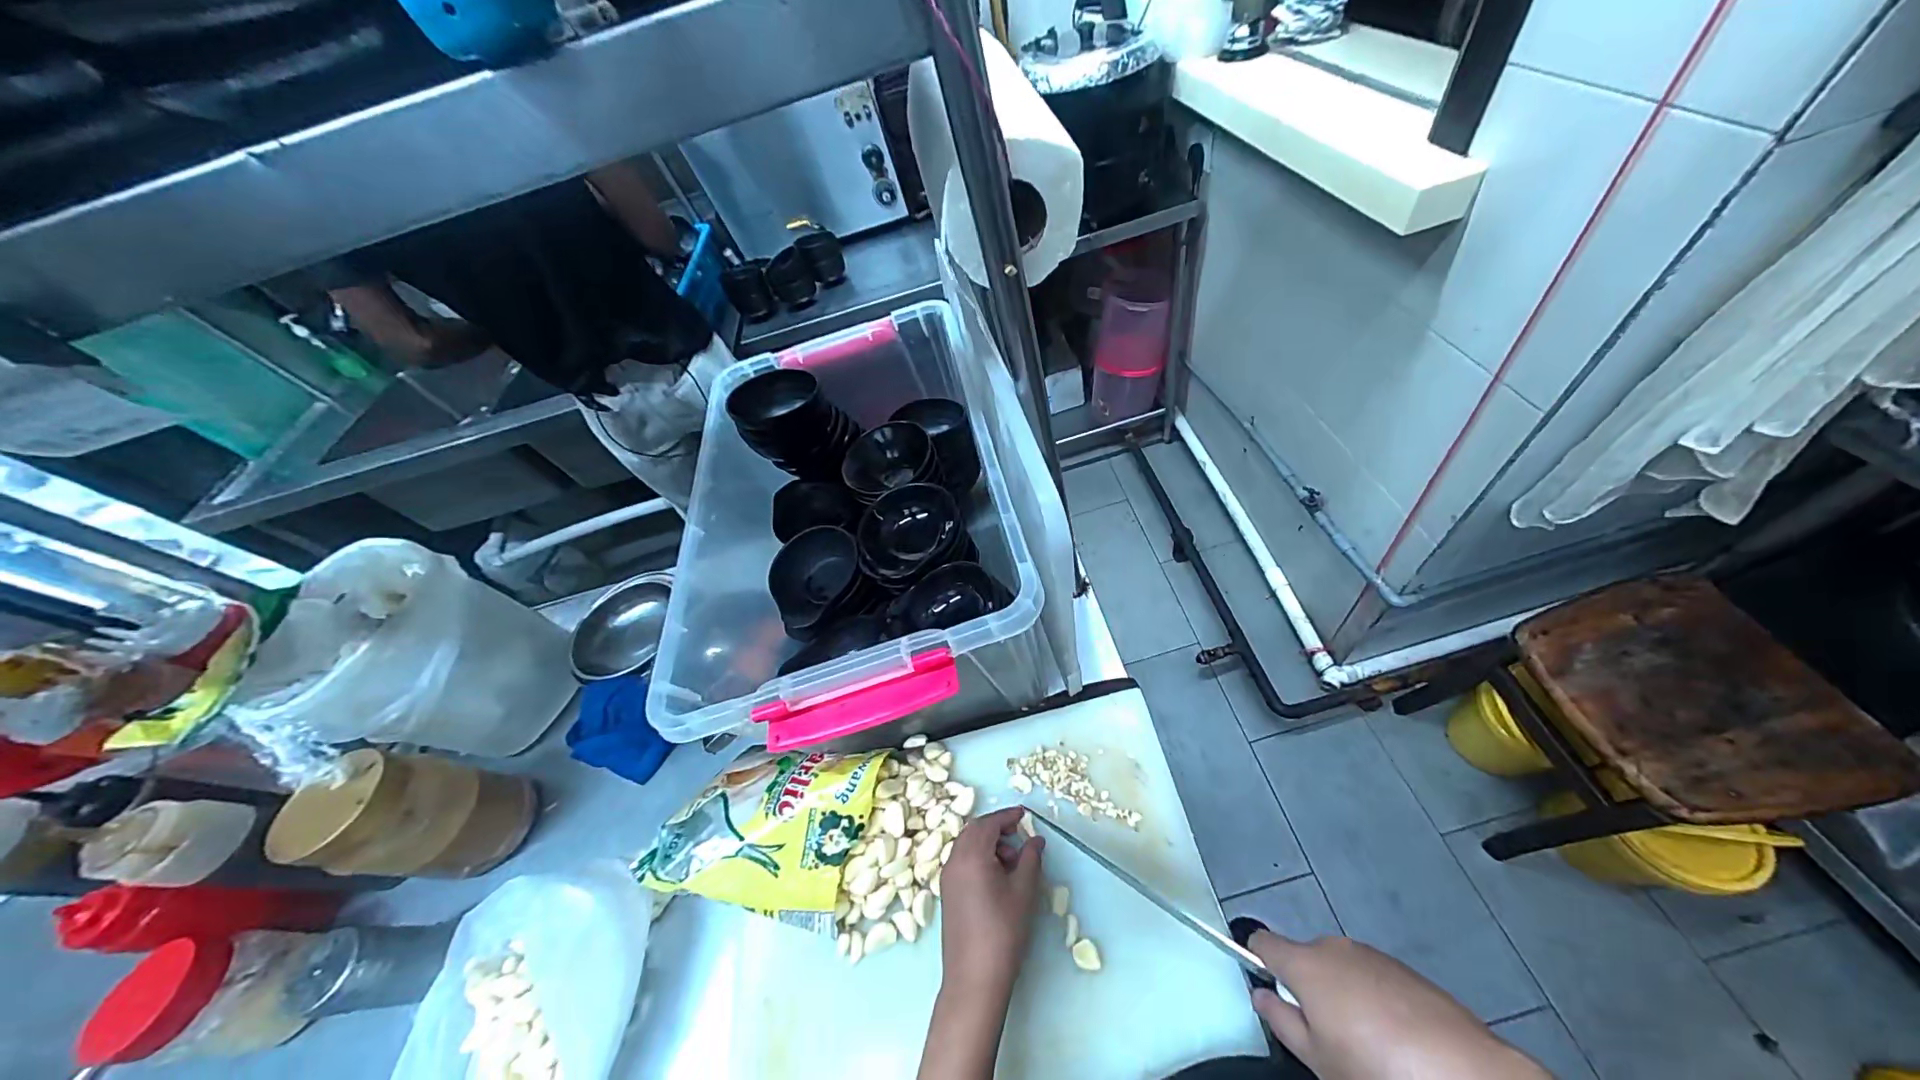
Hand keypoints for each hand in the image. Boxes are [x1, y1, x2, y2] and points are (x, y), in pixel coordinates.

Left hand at [919, 808, 1044, 1079]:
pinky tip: (998, 875)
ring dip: (988, 843)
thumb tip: (1035, 839)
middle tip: (1019, 833)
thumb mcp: (1023, 891)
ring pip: (966, 845)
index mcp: (970, 855)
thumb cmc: (1003, 931)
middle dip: (996, 827)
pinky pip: (962, 861)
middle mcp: (953, 860)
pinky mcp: (947, 892)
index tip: (1024, 814)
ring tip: (1013, 860)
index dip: (1007, 815)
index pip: (988, 823)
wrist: (974, 977)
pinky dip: (979, 857)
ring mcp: (947, 877)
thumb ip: (1030, 858)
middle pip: (973, 830)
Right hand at [1247, 931, 1548, 1079]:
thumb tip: (1263, 996)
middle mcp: (1334, 947)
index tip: (1270, 991)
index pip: (1263, 942)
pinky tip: (1397, 1037)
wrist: (1466, 1073)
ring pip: (1341, 968)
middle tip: (1326, 1032)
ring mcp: (1373, 955)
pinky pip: (1374, 976)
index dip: (1259, 962)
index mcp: (1305, 963)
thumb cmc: (1376, 1067)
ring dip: (1343, 992)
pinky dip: (1375, 998)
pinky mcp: (1407, 970)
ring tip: (1368, 1040)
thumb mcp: (1318, 1059)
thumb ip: (1281, 1022)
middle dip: (1308, 986)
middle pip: (1305, 956)